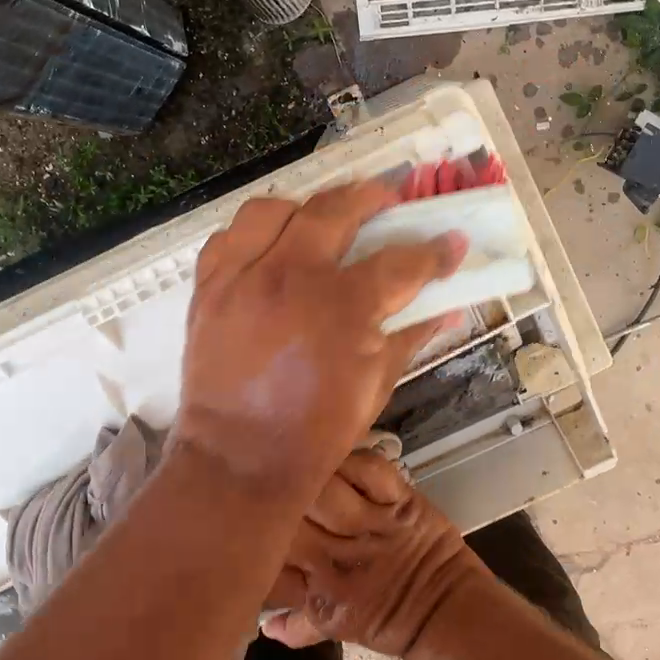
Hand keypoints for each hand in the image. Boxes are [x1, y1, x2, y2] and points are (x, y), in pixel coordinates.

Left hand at [175, 182, 464, 498]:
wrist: (240, 461)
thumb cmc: (317, 430)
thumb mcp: (377, 383)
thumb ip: (411, 335)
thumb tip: (448, 309)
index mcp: (342, 305)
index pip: (401, 262)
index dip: (434, 252)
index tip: (452, 242)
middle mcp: (290, 276)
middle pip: (335, 210)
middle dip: (371, 198)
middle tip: (388, 199)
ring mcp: (242, 277)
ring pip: (272, 210)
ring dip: (303, 209)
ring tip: (318, 219)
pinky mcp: (208, 288)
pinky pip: (227, 238)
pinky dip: (250, 236)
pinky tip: (268, 248)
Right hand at [263, 450, 485, 655]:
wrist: (443, 611)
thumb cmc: (388, 619)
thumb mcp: (335, 627)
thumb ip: (297, 623)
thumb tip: (265, 625)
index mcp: (315, 590)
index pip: (269, 559)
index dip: (254, 536)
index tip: (248, 521)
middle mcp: (336, 557)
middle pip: (290, 519)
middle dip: (278, 499)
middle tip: (271, 483)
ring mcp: (369, 526)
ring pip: (325, 490)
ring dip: (311, 475)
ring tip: (301, 462)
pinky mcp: (399, 500)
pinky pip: (368, 469)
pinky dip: (351, 459)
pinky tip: (339, 454)